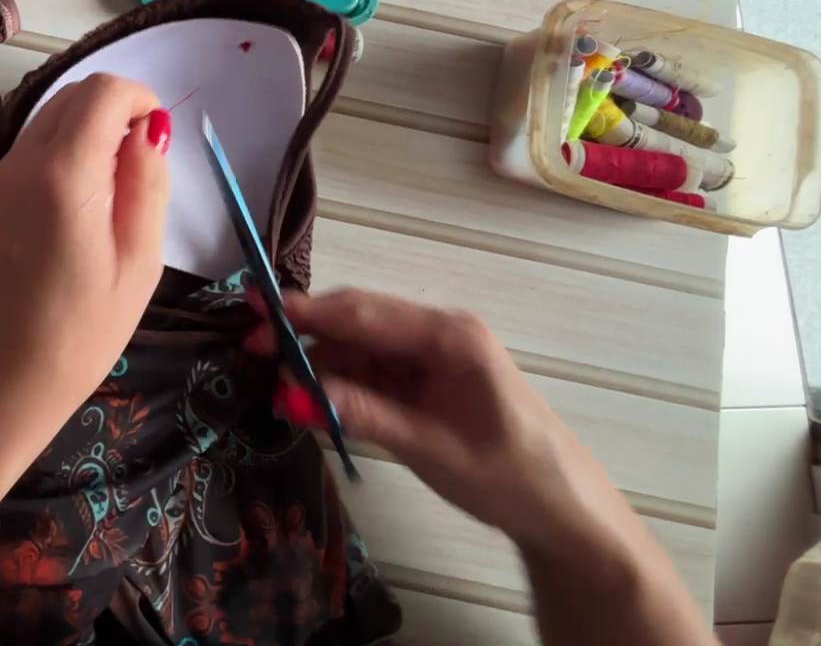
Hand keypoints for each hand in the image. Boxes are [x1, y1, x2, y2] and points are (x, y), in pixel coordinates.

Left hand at [0, 74, 171, 410]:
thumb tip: (149, 129)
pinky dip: (66, 148)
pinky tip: (84, 199)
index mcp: (64, 173)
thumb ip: (148, 182)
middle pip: (73, 94)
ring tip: (115, 188)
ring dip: (90, 128)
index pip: (102, 91)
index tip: (158, 136)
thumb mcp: (140, 260)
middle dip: (115, 110)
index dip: (140, 99)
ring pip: (51, 115)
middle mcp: (21, 160)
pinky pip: (34, 145)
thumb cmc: (82, 330)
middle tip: (141, 164)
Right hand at [268, 290, 642, 556]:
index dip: (307, 309)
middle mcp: (435, 331)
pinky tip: (311, 396)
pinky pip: (368, 366)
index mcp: (449, 335)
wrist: (567, 515)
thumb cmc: (510, 477)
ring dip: (317, 362)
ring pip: (355, 344)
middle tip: (252, 347)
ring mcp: (427, 352)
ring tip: (279, 386)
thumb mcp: (431, 449)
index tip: (258, 306)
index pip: (363, 313)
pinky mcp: (421, 374)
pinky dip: (337, 380)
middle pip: (354, 320)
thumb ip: (362, 414)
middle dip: (303, 332)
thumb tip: (294, 393)